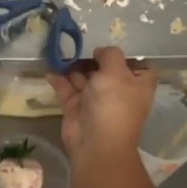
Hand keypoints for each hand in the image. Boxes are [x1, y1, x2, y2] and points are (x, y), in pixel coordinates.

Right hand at [46, 47, 157, 164]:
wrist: (96, 142)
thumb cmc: (113, 104)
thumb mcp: (116, 72)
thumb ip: (110, 55)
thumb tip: (100, 52)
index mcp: (137, 84)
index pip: (135, 65)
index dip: (122, 56)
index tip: (107, 47)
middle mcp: (117, 90)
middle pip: (104, 69)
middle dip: (90, 58)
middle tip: (75, 45)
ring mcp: (95, 99)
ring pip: (83, 77)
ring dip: (71, 66)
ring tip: (58, 53)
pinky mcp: (76, 107)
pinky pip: (66, 88)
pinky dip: (58, 78)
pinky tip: (49, 68)